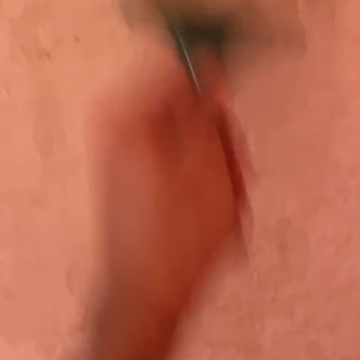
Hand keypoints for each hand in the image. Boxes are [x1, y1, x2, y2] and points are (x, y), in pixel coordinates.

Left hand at [94, 58, 241, 330]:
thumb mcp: (205, 162)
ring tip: (227, 212)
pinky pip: (186, 171)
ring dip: (223, 174)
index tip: (232, 116)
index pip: (180, 69)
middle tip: (237, 177)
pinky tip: (217, 222)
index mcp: (128, 115)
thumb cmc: (177, 235)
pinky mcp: (141, 187)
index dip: (215, 89)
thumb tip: (208, 59)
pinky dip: (208, 192)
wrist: (147, 299)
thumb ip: (205, 106)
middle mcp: (123, 131)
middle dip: (224, 146)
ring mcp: (130, 161)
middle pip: (192, 111)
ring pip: (196, 144)